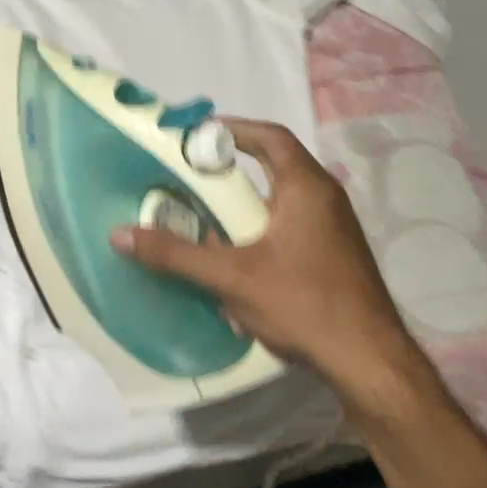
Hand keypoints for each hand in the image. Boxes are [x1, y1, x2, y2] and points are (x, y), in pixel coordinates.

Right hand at [110, 119, 420, 394]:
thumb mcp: (231, 277)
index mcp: (306, 189)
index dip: (233, 130)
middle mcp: (324, 201)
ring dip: (239, 213)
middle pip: (271, 171)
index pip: (270, 138)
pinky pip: (285, 232)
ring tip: (198, 226)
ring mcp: (331, 231)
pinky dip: (255, 237)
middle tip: (185, 185)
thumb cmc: (303, 303)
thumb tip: (121, 235)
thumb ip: (175, 255)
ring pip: (276, 206)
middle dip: (226, 178)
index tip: (196, 137)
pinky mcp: (330, 258)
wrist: (365, 357)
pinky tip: (230, 266)